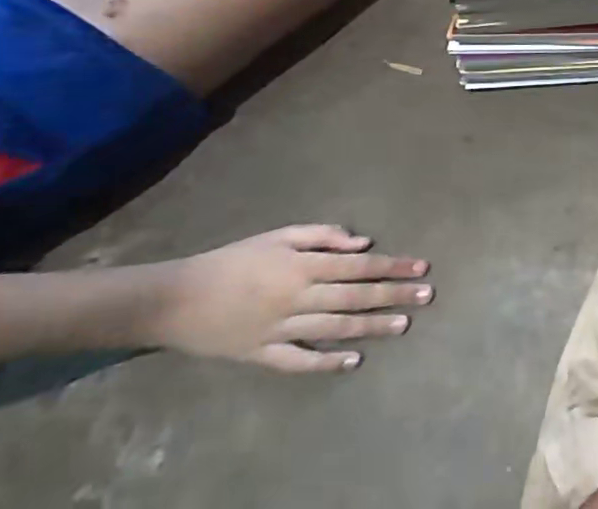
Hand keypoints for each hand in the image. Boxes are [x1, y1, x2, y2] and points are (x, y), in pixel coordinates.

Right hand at [151, 225, 432, 372]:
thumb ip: (324, 236)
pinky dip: (325, 362)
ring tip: (404, 325)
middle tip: (427, 296)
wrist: (170, 299)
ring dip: (372, 326)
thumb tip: (364, 243)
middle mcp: (296, 297)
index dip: (394, 266)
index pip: (360, 266)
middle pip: (355, 297)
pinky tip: (353, 361)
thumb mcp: (280, 236)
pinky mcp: (258, 354)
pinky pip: (296, 361)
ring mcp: (277, 329)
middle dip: (394, 295)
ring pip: (334, 328)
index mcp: (302, 267)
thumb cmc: (234, 260)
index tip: (423, 268)